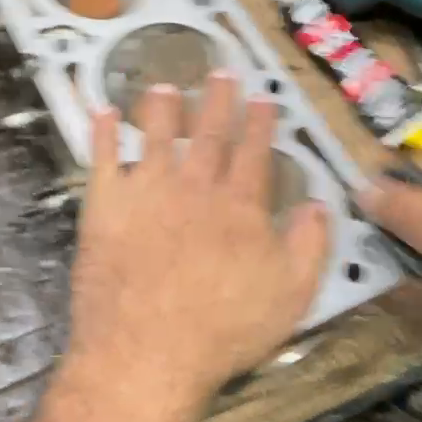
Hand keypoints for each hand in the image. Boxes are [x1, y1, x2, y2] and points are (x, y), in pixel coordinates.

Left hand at [65, 72, 329, 421]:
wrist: (148, 351)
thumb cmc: (225, 331)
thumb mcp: (290, 296)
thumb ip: (309, 246)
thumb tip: (319, 204)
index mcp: (240, 206)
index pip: (254, 153)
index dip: (260, 124)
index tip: (264, 98)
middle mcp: (195, 187)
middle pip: (210, 135)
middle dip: (217, 101)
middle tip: (220, 71)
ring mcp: (147, 192)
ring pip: (157, 136)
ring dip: (163, 108)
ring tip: (164, 86)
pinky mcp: (104, 207)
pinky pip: (102, 159)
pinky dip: (104, 134)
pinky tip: (103, 112)